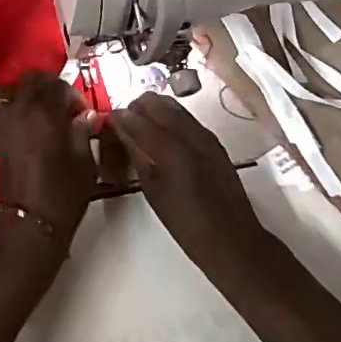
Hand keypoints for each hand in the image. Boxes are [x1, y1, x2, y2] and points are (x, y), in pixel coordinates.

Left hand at [0, 71, 95, 241]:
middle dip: (46, 85)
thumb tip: (87, 116)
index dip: (72, 95)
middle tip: (59, 103)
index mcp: (47, 112)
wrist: (34, 222)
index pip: (58, 85)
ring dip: (18, 97)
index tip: (82, 112)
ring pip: (3, 94)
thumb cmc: (65, 192)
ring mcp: (3, 125)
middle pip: (29, 80)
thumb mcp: (85, 161)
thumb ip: (83, 132)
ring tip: (34, 112)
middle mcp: (21, 111)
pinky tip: (9, 131)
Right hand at [108, 94, 269, 273]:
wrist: (233, 239)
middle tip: (124, 124)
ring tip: (142, 130)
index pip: (136, 118)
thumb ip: (137, 156)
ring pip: (173, 106)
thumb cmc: (187, 223)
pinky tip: (164, 138)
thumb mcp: (153, 191)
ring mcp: (205, 135)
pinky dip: (170, 119)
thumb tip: (122, 134)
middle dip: (136, 108)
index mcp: (170, 149)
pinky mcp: (214, 141)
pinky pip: (186, 118)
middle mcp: (188, 134)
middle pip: (155, 102)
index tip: (107, 120)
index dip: (118, 117)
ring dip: (154, 111)